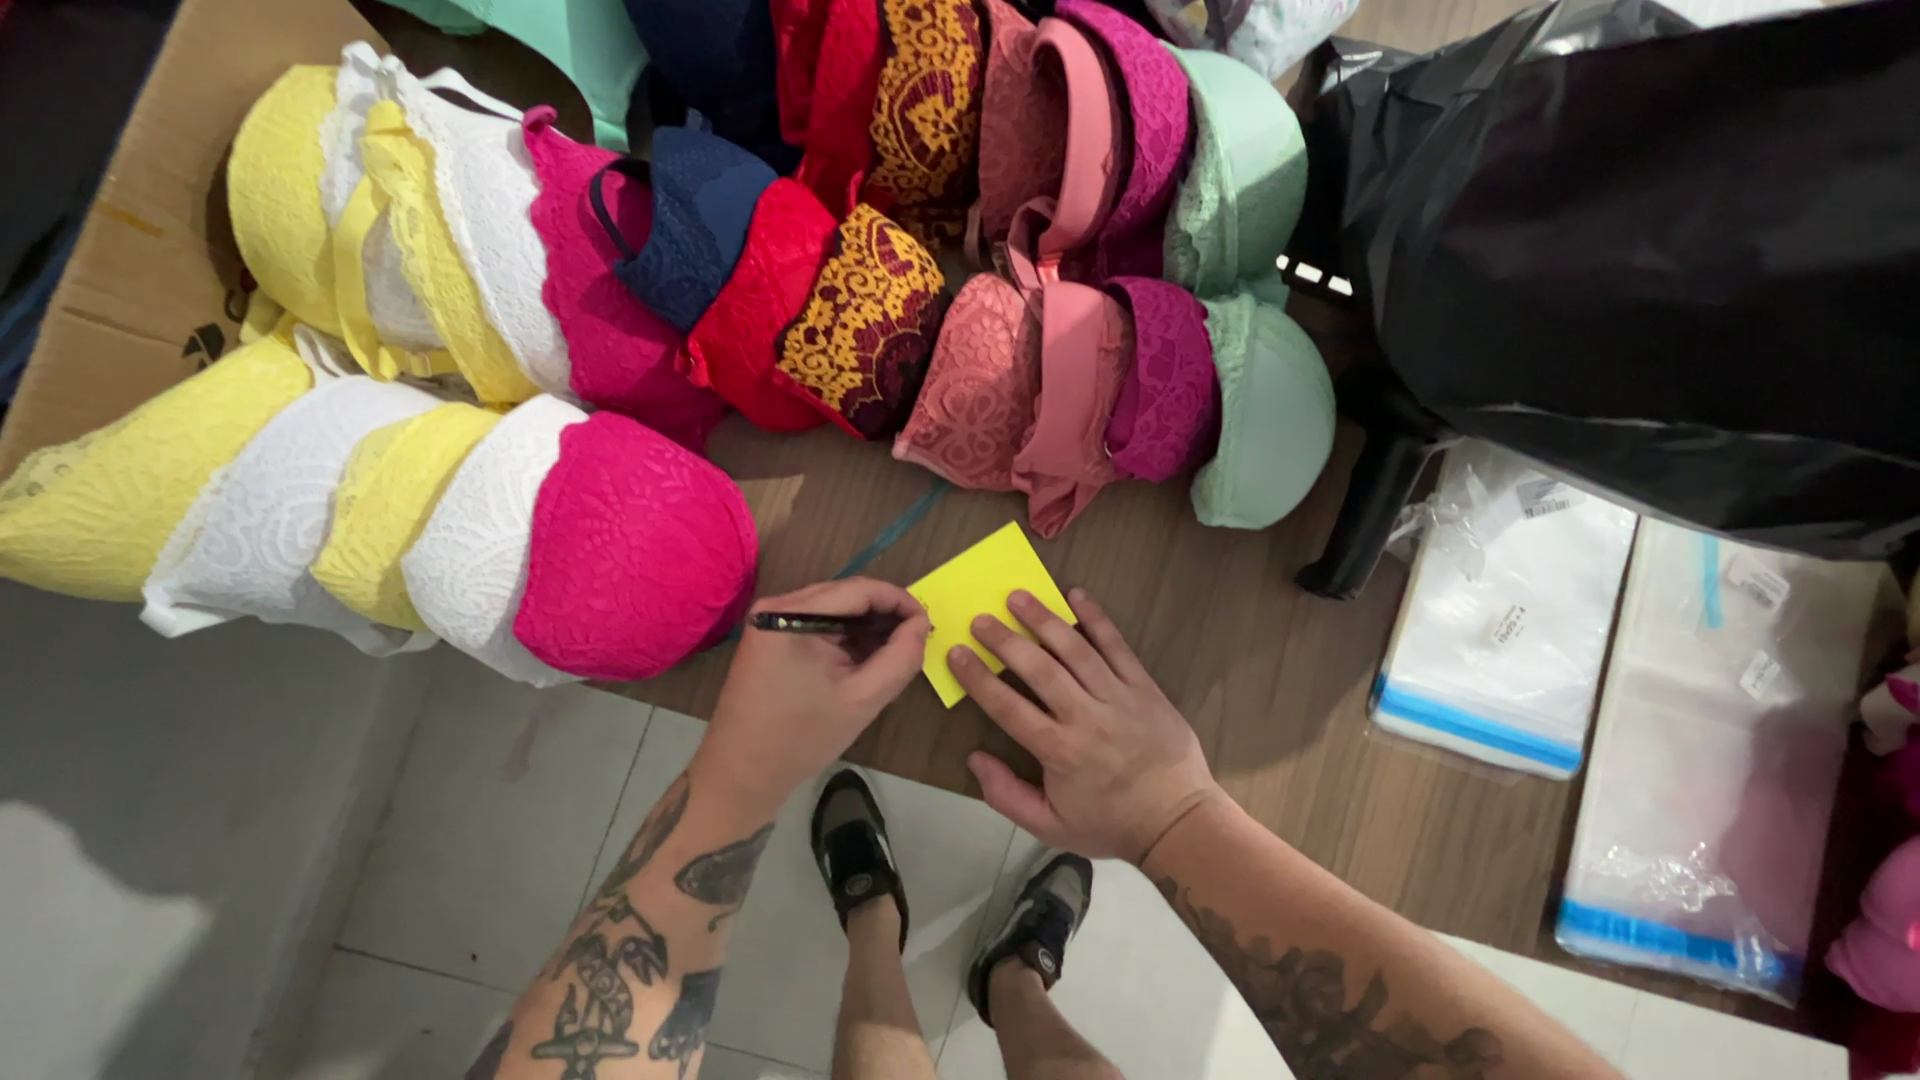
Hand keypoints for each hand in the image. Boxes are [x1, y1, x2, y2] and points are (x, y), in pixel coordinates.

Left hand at [691, 579, 930, 818]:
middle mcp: (776, 606)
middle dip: (884, 616)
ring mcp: (770, 622)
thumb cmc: (800, 738)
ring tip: (894, 654)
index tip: (928, 625)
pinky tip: (864, 661)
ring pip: (834, 610)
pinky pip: (819, 626)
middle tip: (915, 641)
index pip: (859, 589)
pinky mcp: (770, 639)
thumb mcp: (862, 699)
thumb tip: (922, 625)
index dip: (900, 601)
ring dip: (866, 628)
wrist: (741, 776)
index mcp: (790, 613)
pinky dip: (845, 639)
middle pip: (846, 596)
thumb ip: (900, 657)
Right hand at [951, 588, 1223, 862]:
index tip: (957, 653)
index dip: (979, 679)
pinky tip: (1076, 595)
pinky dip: (1096, 619)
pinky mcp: (1144, 687)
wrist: (1178, 820)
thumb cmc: (1110, 823)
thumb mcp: (1051, 826)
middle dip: (1006, 641)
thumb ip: (1007, 795)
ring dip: (1044, 620)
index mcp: (1060, 752)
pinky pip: (1117, 646)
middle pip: (1040, 670)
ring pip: (1076, 650)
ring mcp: (1118, 697)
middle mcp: (1087, 718)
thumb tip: (974, 758)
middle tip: (981, 619)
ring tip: (1018, 597)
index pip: (1009, 707)